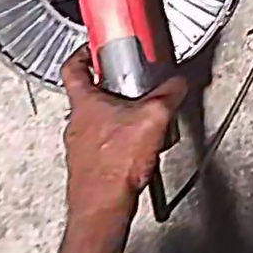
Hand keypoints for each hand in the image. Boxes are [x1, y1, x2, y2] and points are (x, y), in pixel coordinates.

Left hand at [58, 47, 187, 225]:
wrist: (103, 207)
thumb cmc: (114, 166)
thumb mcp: (155, 115)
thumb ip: (170, 92)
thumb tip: (179, 83)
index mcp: (85, 103)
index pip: (73, 67)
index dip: (83, 52)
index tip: (95, 45)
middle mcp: (77, 123)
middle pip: (91, 92)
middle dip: (114, 84)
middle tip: (133, 79)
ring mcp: (81, 144)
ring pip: (99, 117)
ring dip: (120, 111)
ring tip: (144, 114)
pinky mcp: (90, 163)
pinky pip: (105, 139)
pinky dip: (121, 134)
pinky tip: (141, 141)